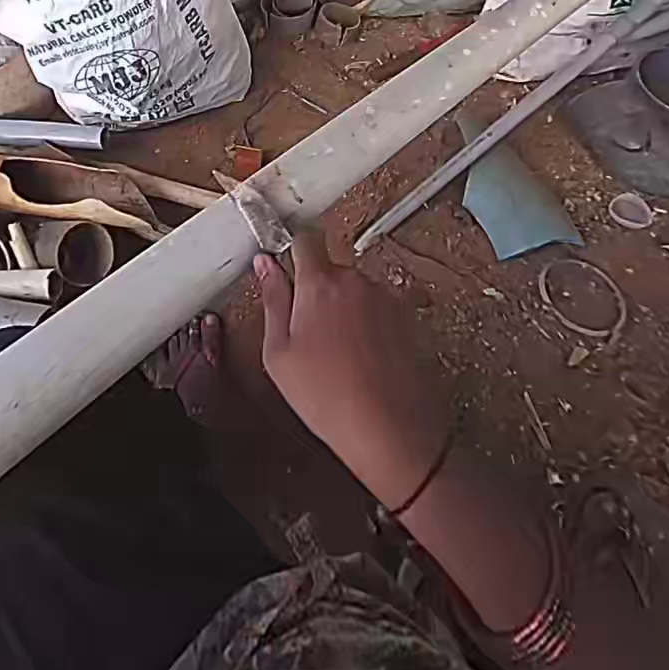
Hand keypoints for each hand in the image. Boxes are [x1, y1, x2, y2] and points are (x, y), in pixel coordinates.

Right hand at [255, 231, 450, 508]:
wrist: (390, 430)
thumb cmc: (327, 396)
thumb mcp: (279, 352)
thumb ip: (272, 299)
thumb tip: (264, 264)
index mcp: (318, 284)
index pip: (305, 239)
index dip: (292, 247)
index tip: (283, 261)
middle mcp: (354, 281)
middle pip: (328, 267)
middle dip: (314, 289)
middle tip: (304, 330)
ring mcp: (383, 297)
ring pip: (351, 289)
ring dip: (340, 307)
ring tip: (334, 353)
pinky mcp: (404, 316)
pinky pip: (373, 307)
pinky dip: (364, 323)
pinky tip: (358, 358)